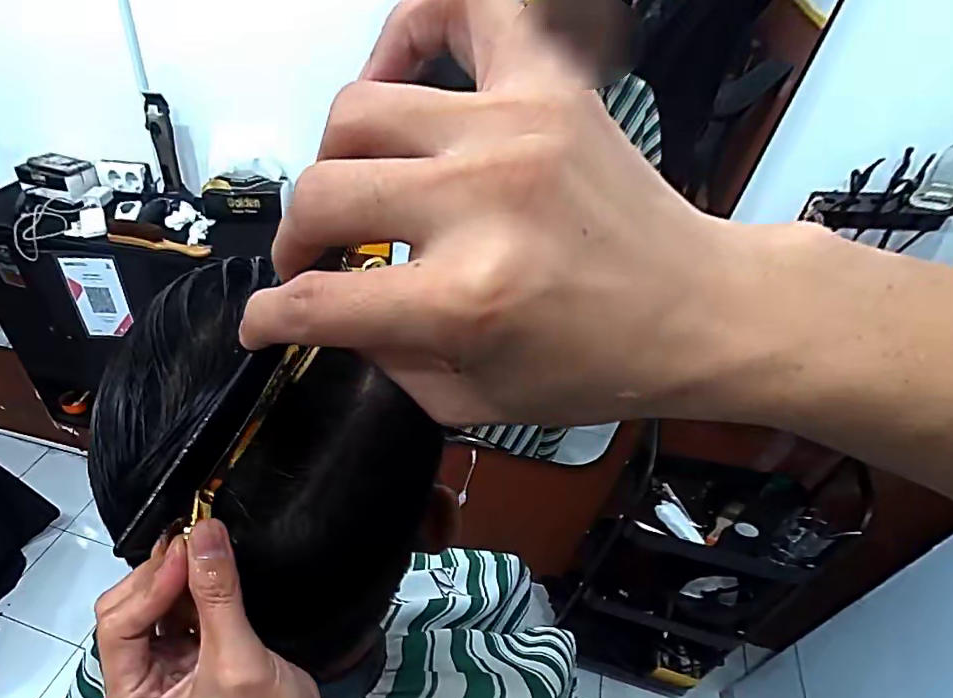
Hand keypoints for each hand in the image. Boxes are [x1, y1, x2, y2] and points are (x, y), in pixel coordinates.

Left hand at [93, 519, 324, 697]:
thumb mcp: (239, 658)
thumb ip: (218, 595)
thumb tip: (205, 533)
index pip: (119, 630)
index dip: (150, 587)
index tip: (183, 550)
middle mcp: (133, 684)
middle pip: (126, 611)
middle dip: (158, 577)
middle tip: (192, 542)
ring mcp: (155, 667)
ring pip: (148, 604)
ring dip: (174, 576)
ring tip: (200, 548)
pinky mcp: (180, 652)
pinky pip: (173, 608)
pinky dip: (189, 585)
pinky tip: (205, 566)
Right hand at [240, 0, 759, 426]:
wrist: (693, 311)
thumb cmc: (587, 370)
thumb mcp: (469, 403)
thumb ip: (387, 362)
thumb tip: (336, 317)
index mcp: (460, 303)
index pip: (318, 302)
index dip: (269, 317)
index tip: (259, 324)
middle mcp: (476, 203)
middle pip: (321, 195)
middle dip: (290, 242)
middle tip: (306, 263)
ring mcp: (510, 127)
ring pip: (357, 112)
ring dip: (331, 163)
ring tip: (350, 193)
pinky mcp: (547, 84)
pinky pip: (464, 4)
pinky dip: (413, 23)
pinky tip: (399, 69)